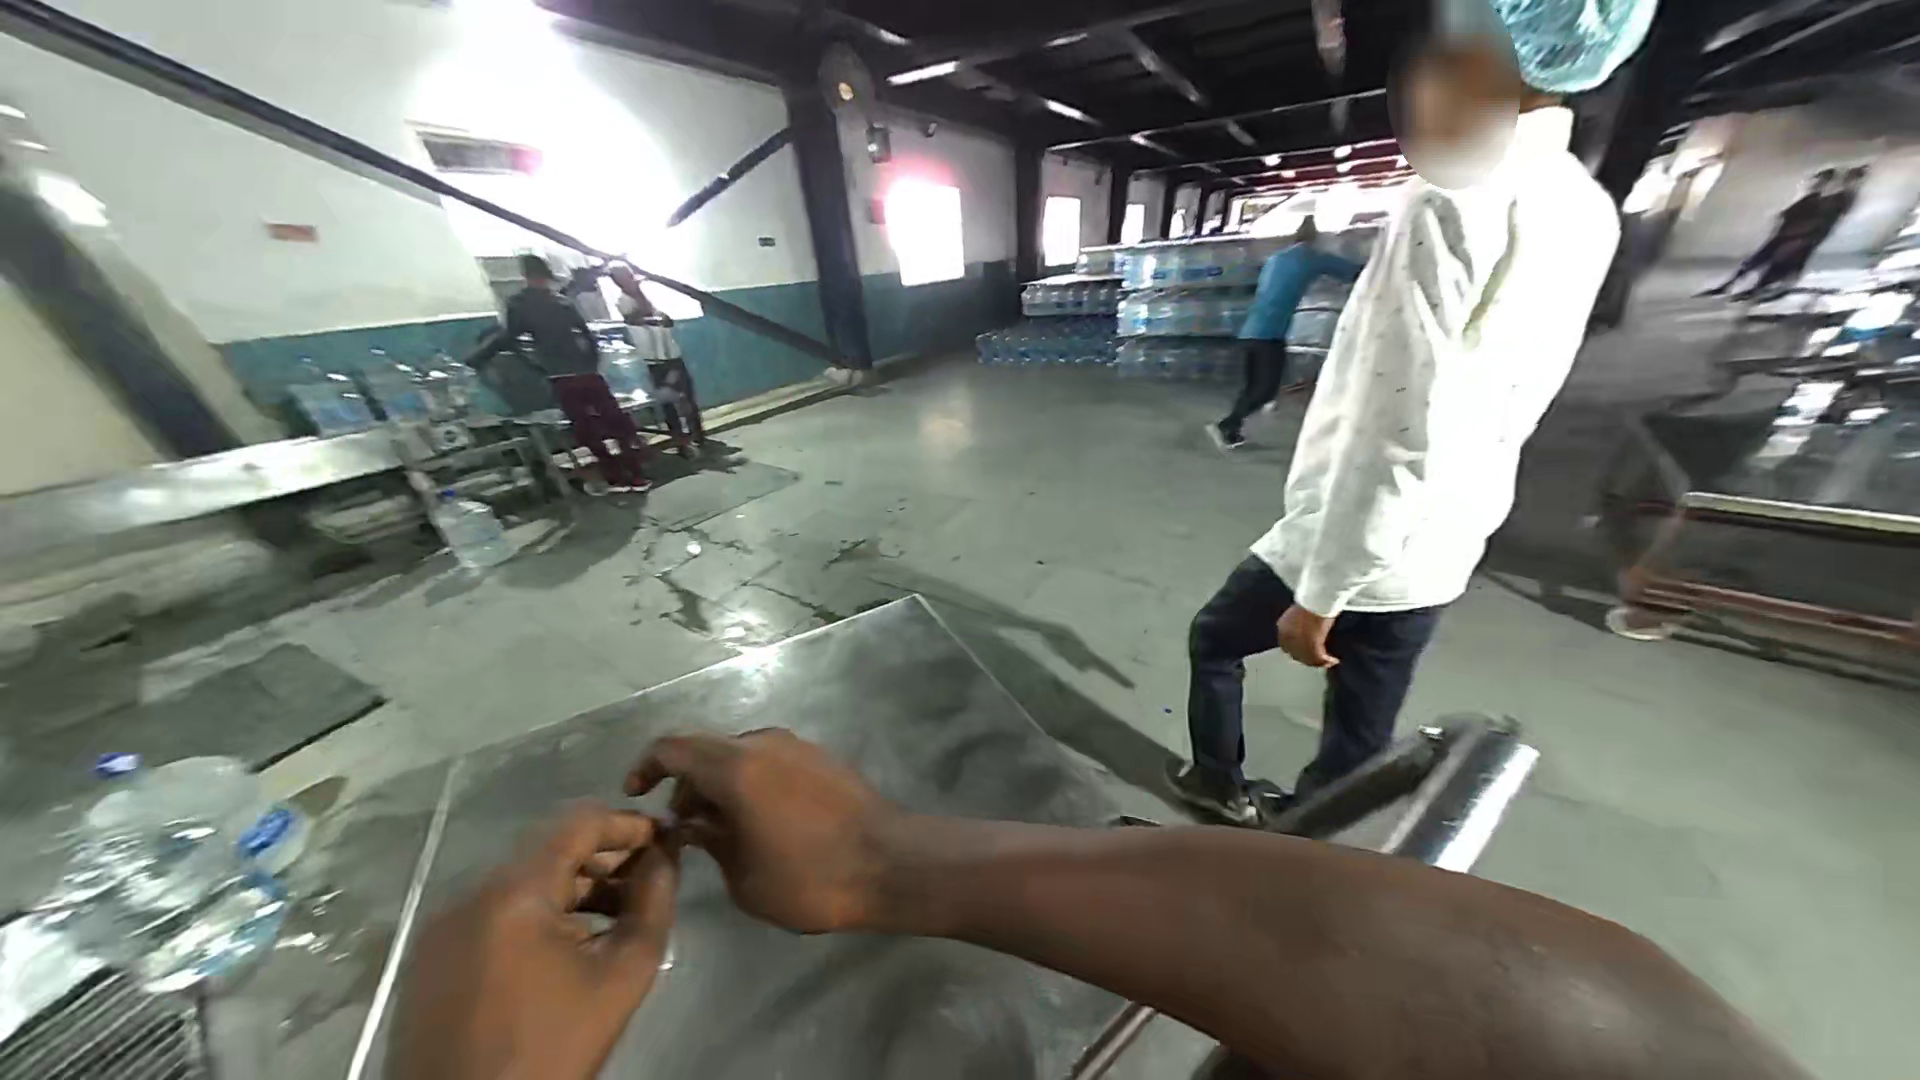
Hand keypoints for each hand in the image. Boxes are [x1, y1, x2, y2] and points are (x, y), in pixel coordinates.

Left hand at [388, 804, 677, 1079]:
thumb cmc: (553, 1050)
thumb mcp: (625, 971)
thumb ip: (655, 899)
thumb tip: (665, 854)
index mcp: (512, 894)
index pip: (580, 822)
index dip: (629, 823)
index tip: (666, 838)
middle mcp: (469, 896)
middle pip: (552, 846)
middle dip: (608, 855)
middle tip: (649, 875)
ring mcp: (444, 927)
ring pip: (526, 876)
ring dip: (578, 883)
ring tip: (620, 911)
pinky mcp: (433, 956)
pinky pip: (499, 908)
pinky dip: (543, 909)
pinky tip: (576, 939)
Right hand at [626, 729, 897, 933]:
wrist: (888, 860)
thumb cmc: (810, 877)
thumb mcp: (744, 875)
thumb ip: (710, 840)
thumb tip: (693, 822)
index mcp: (738, 766)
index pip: (674, 745)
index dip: (647, 765)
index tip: (637, 795)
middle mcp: (765, 742)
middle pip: (707, 747)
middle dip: (685, 781)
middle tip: (683, 826)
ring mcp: (796, 744)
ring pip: (739, 751)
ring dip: (719, 781)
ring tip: (720, 828)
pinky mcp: (818, 755)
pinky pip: (768, 757)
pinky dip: (749, 778)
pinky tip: (757, 817)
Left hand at [1277, 605, 1338, 668]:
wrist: (1317, 600)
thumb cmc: (1311, 603)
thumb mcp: (1300, 615)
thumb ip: (1299, 626)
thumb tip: (1309, 634)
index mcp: (1282, 627)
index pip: (1286, 645)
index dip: (1297, 651)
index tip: (1307, 652)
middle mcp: (1287, 637)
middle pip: (1296, 655)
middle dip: (1307, 658)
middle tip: (1319, 659)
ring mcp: (1297, 643)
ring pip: (1307, 659)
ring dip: (1318, 661)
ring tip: (1329, 661)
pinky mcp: (1310, 646)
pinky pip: (1318, 659)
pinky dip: (1327, 661)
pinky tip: (1333, 660)